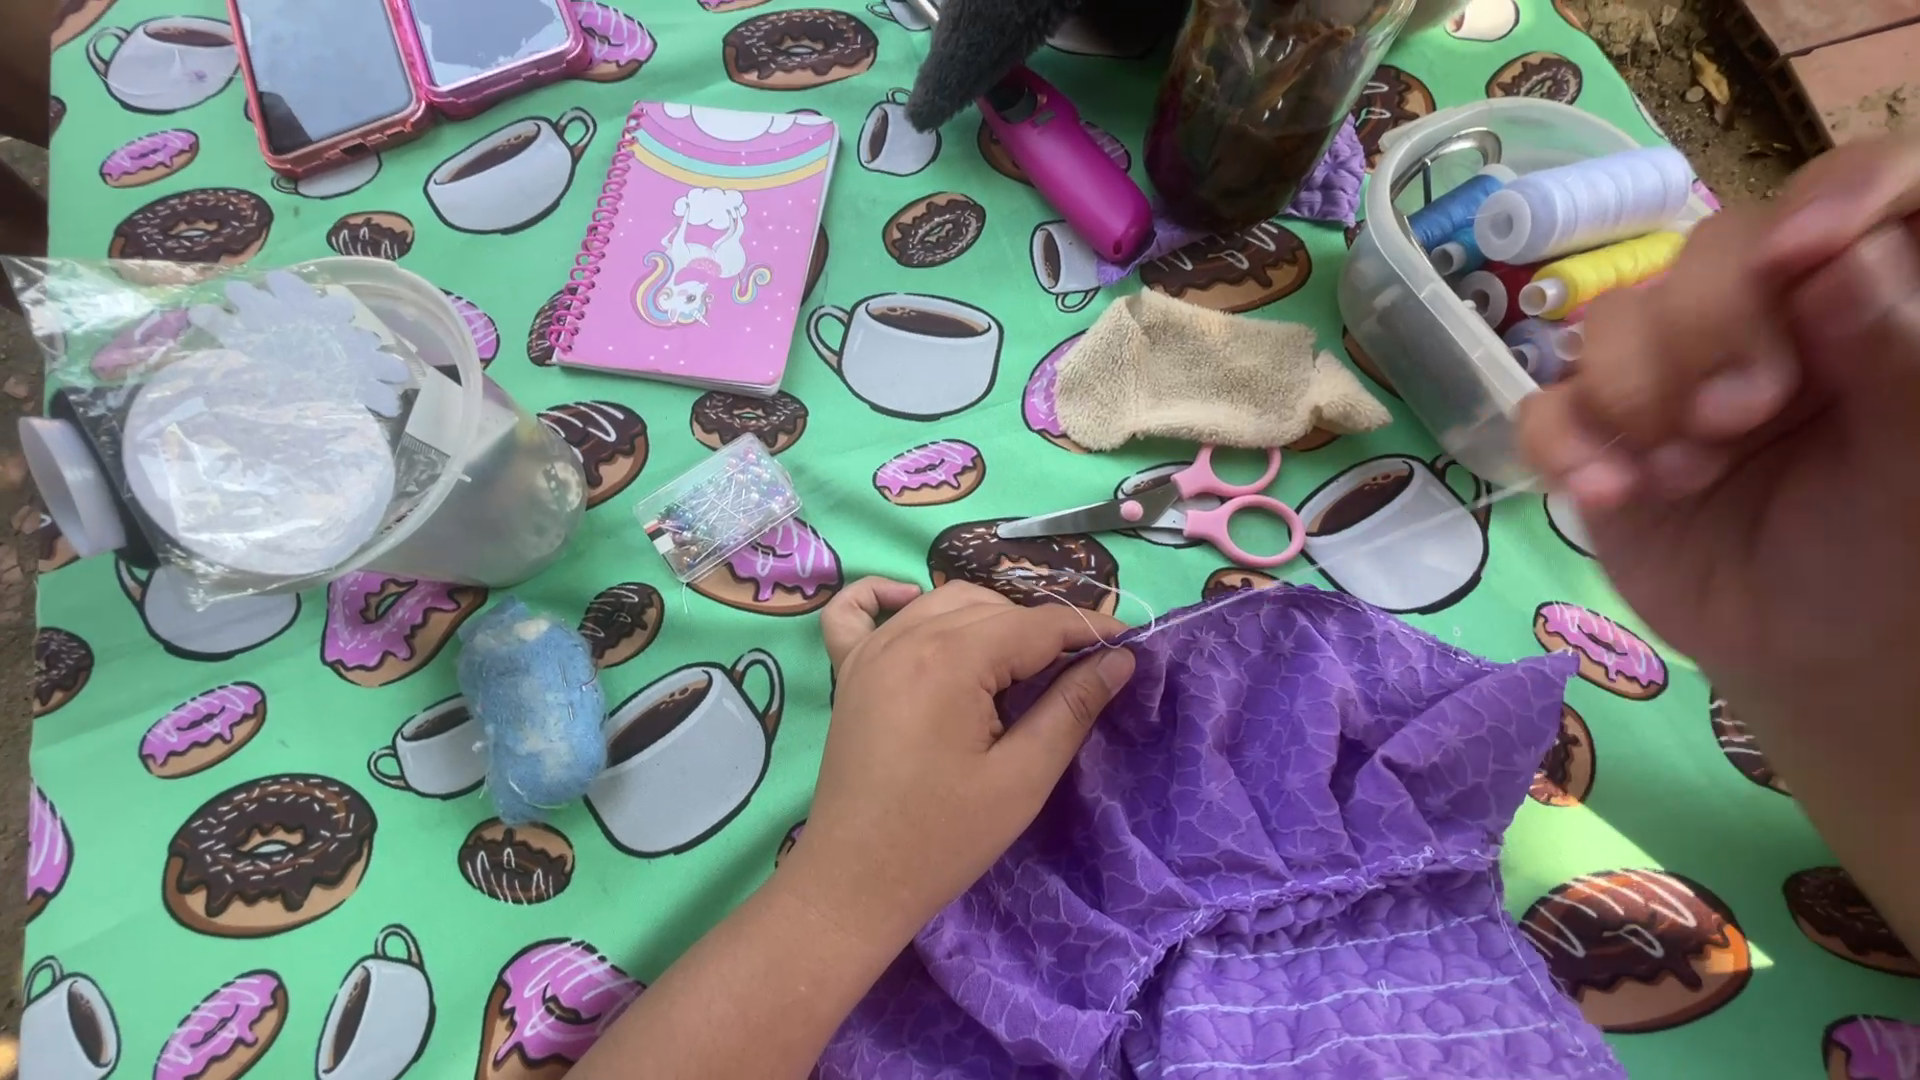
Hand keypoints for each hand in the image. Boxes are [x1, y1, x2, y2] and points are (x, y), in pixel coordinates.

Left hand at [781, 579, 1135, 945]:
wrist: (855, 881)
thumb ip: (1072, 708)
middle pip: (994, 608)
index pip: (1036, 624)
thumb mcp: (1022, 778)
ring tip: (1020, 662)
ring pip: (944, 601)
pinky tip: (912, 602)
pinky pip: (857, 609)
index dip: (1087, 630)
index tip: (1127, 643)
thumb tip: (1119, 658)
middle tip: (1079, 671)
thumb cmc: (943, 838)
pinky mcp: (848, 669)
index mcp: (953, 659)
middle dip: (1043, 631)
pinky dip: (886, 596)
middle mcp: (909, 636)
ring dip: (988, 617)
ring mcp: (871, 649)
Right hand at [1516, 134, 1919, 706]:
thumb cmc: (1897, 550)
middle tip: (1739, 417)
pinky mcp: (1590, 435)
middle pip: (1703, 252)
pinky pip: (1541, 408)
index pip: (1854, 188)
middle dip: (1708, 330)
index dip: (1829, 194)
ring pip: (1607, 324)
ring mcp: (1662, 377)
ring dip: (1634, 397)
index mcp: (1867, 298)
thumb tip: (1834, 258)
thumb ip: (1897, 353)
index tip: (1805, 256)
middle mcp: (1763, 320)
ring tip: (1682, 473)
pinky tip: (1607, 492)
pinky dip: (1562, 446)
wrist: (1806, 649)